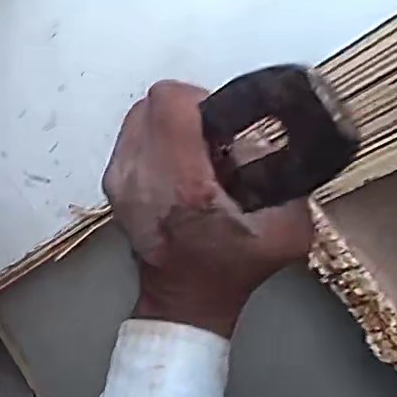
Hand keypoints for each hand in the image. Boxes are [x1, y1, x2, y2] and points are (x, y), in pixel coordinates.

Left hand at [101, 80, 314, 336]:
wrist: (184, 297)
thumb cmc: (231, 267)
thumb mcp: (286, 226)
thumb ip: (284, 174)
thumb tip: (259, 136)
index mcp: (182, 183)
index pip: (170, 102)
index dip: (200, 98)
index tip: (220, 120)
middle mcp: (139, 176)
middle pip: (151, 104)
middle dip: (186, 110)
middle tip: (212, 137)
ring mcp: (118, 180)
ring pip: (137, 117)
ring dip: (168, 124)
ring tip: (195, 153)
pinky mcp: (110, 184)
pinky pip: (130, 138)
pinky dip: (153, 140)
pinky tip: (176, 165)